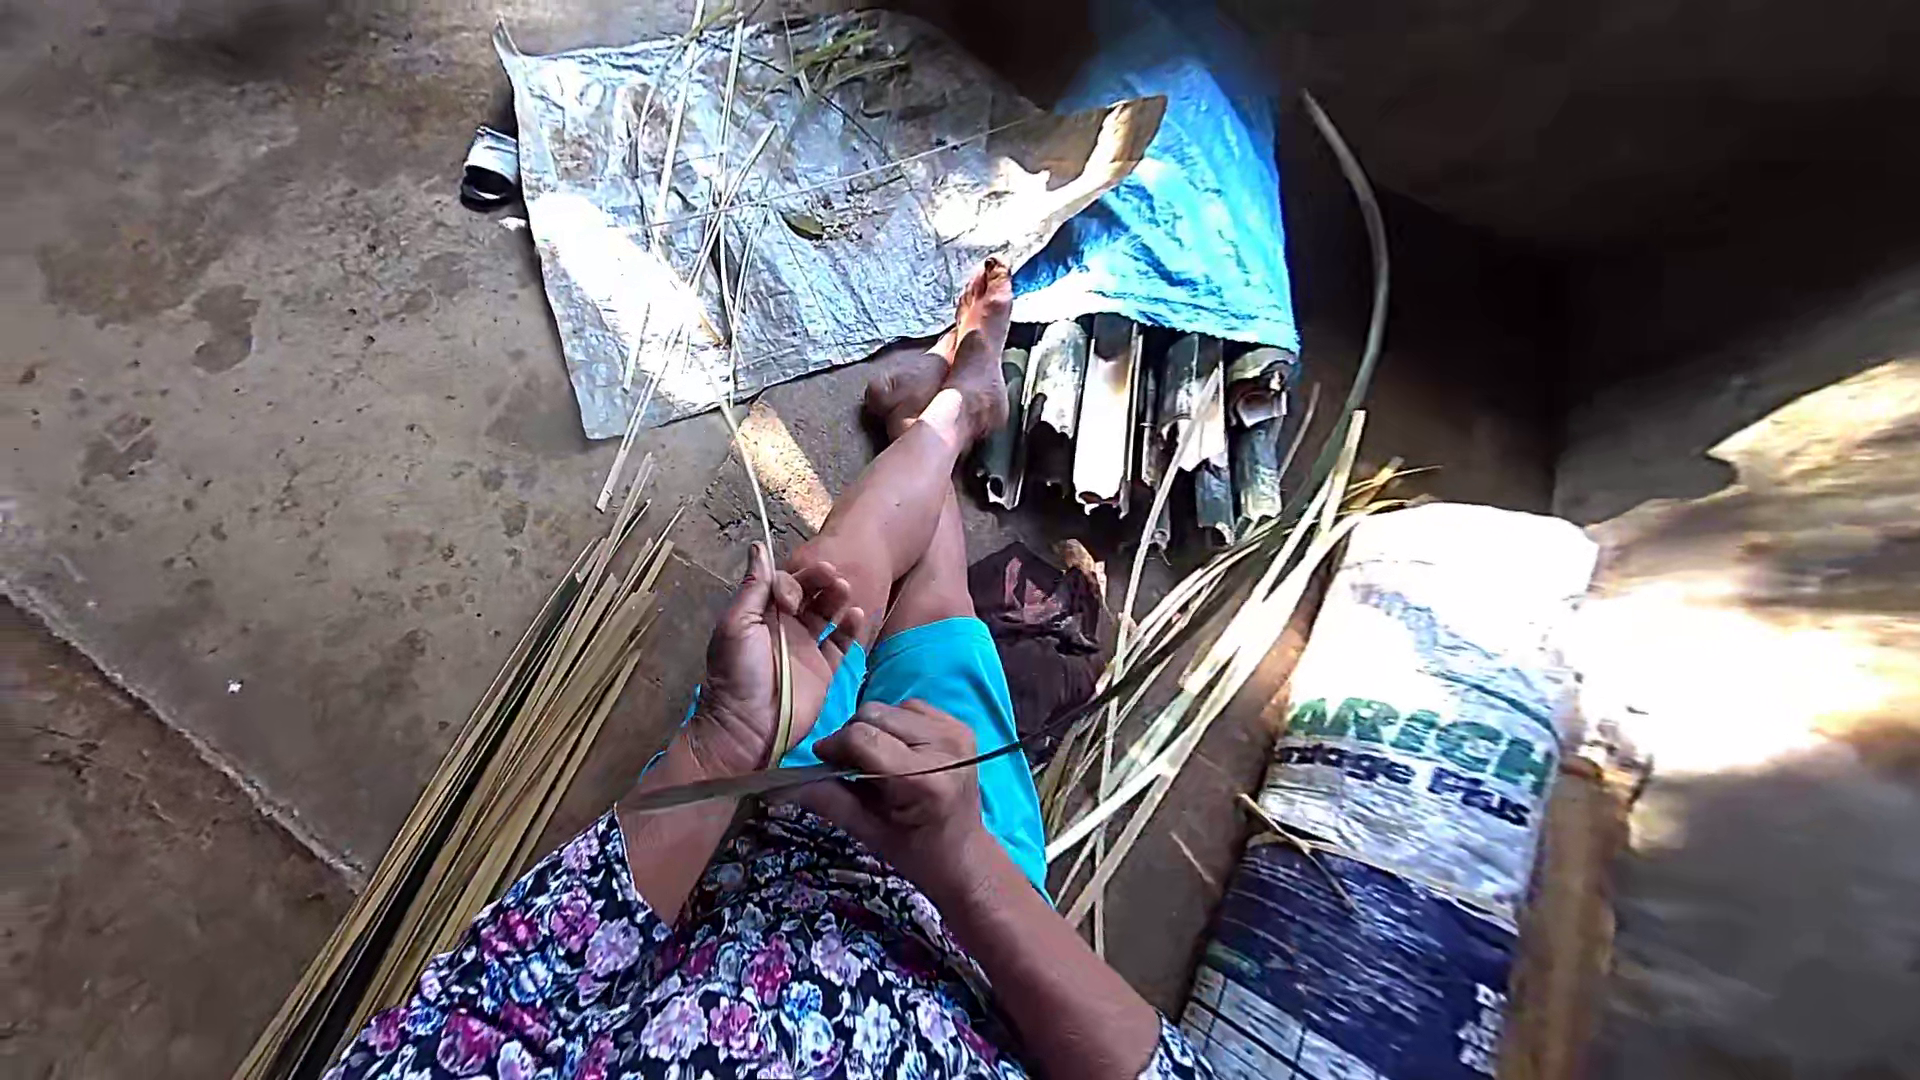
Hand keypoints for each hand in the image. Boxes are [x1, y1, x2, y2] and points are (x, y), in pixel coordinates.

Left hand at [686, 542, 866, 777]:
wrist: (747, 726)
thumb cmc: (737, 673)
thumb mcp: (737, 624)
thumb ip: (753, 587)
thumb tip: (759, 547)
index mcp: (762, 615)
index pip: (784, 584)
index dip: (793, 580)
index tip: (795, 591)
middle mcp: (785, 627)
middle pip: (810, 595)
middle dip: (821, 581)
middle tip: (832, 575)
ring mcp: (806, 648)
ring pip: (828, 614)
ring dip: (837, 599)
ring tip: (845, 590)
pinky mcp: (824, 669)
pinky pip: (841, 643)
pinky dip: (850, 628)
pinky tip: (856, 616)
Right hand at [782, 700, 1002, 903]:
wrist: (965, 854)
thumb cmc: (916, 853)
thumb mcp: (869, 834)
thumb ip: (830, 801)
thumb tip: (786, 783)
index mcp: (924, 779)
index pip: (862, 739)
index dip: (834, 745)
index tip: (823, 762)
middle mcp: (944, 746)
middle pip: (874, 714)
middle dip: (852, 736)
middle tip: (848, 765)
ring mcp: (956, 731)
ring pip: (890, 707)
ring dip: (874, 728)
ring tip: (876, 759)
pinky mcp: (960, 725)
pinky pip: (911, 706)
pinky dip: (895, 723)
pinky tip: (897, 749)